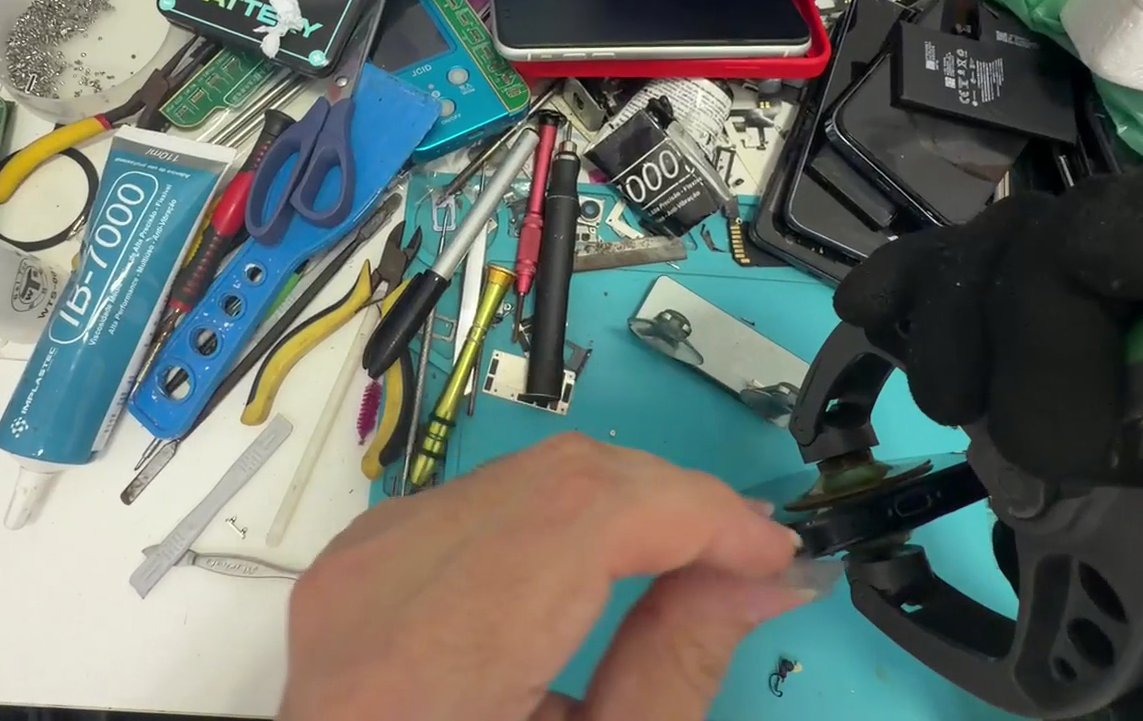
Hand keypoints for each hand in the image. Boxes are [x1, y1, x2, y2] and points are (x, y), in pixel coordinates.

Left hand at [279, 434, 809, 720]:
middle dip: (671, 499)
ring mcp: (370, 545)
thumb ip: (672, 672)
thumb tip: (758, 578)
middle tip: (746, 552)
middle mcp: (384, 571)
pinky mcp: (373, 540)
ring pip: (531, 470)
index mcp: (425, 655)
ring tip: (694, 548)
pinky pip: (494, 489)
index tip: (772, 550)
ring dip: (626, 497)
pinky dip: (569, 506)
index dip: (695, 511)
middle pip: (559, 477)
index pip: (584, 512)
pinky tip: (612, 546)